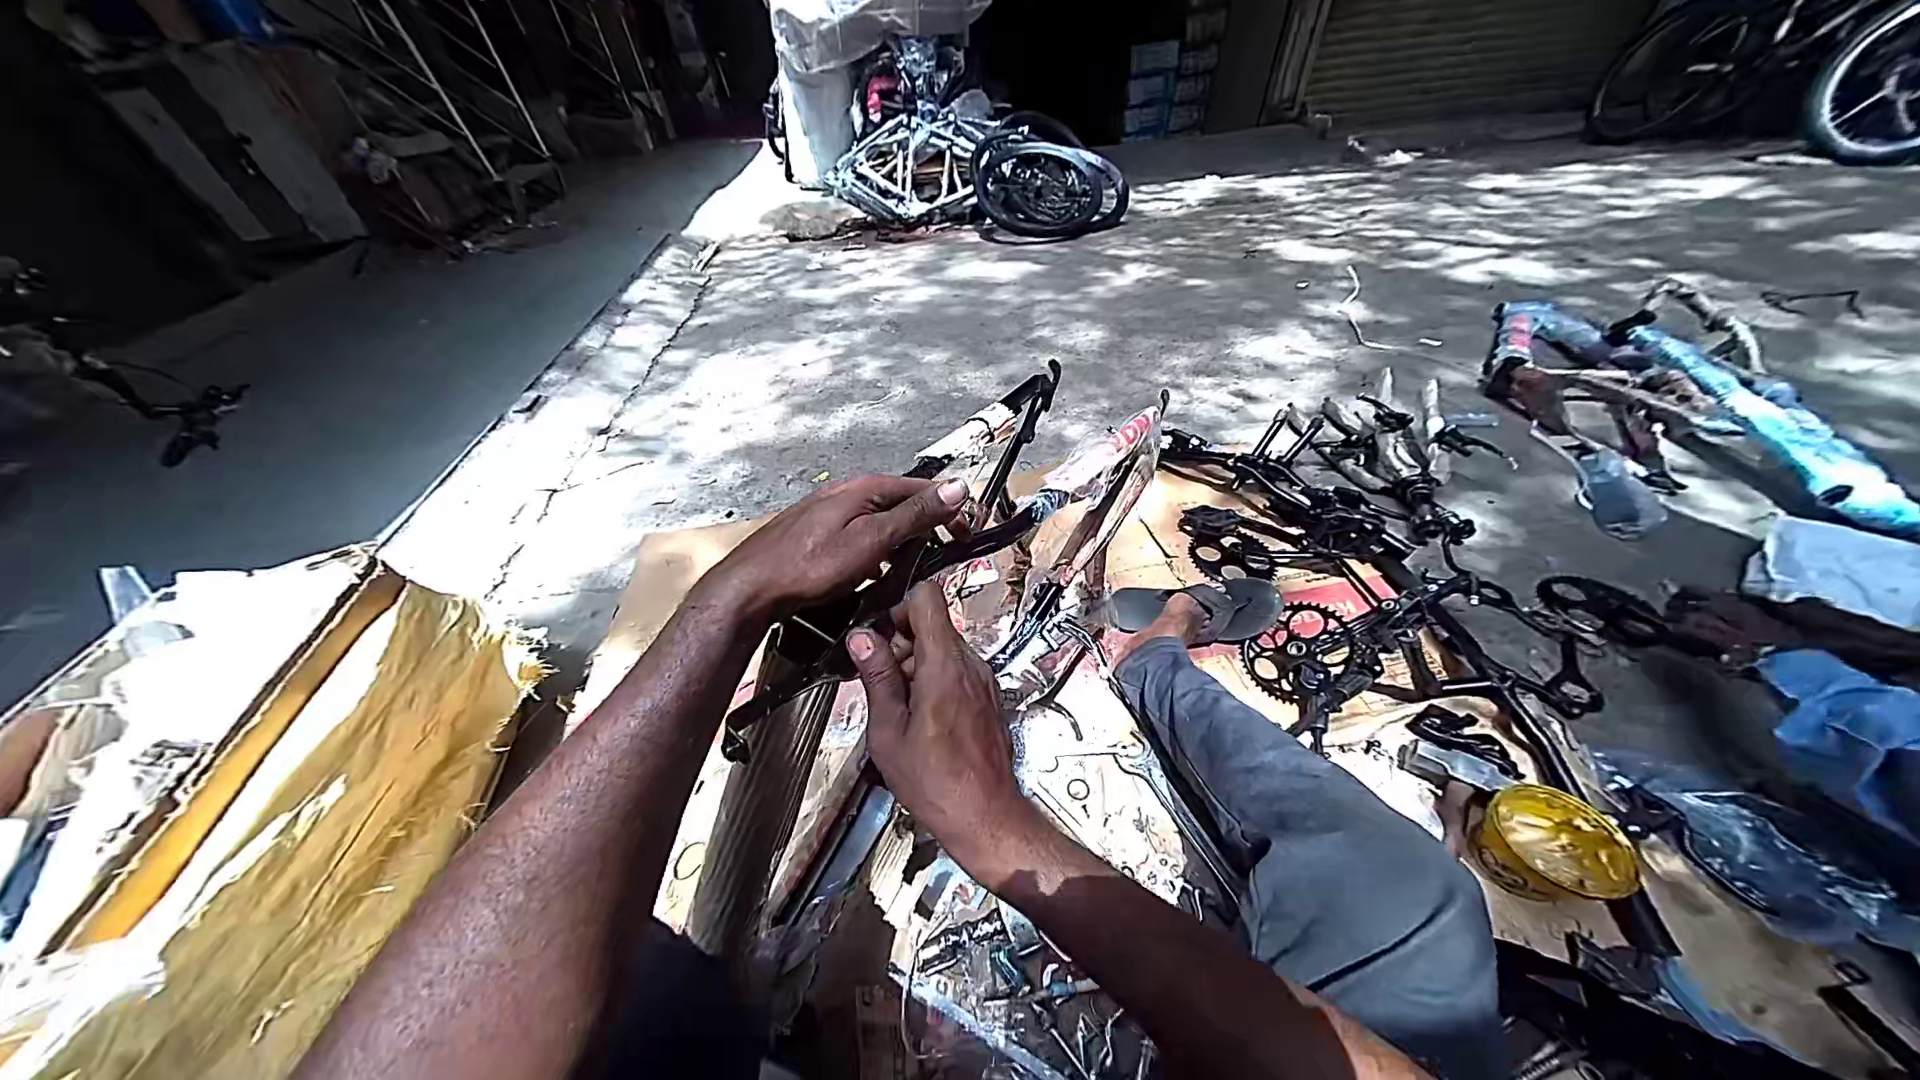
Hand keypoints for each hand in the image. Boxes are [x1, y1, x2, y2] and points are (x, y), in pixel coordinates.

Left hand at [701, 475, 967, 622]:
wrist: (752, 588)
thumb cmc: (809, 566)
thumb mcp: (872, 540)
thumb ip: (915, 514)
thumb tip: (957, 488)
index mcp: (865, 487)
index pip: (925, 489)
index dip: (951, 511)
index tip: (967, 535)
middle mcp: (848, 492)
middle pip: (903, 502)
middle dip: (929, 526)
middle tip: (944, 552)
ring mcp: (831, 511)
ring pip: (882, 519)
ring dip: (903, 540)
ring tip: (912, 566)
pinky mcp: (820, 531)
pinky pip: (862, 534)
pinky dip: (879, 549)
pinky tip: (876, 571)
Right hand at [847, 582, 1042, 884]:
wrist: (985, 815)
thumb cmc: (936, 783)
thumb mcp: (889, 731)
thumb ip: (877, 677)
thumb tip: (861, 638)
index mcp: (944, 666)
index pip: (927, 597)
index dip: (900, 610)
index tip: (883, 641)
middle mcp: (970, 664)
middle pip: (933, 624)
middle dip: (902, 646)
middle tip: (886, 687)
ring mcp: (983, 678)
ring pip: (943, 647)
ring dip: (917, 666)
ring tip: (904, 710)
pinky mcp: (987, 694)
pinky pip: (957, 668)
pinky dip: (935, 680)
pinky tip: (924, 718)